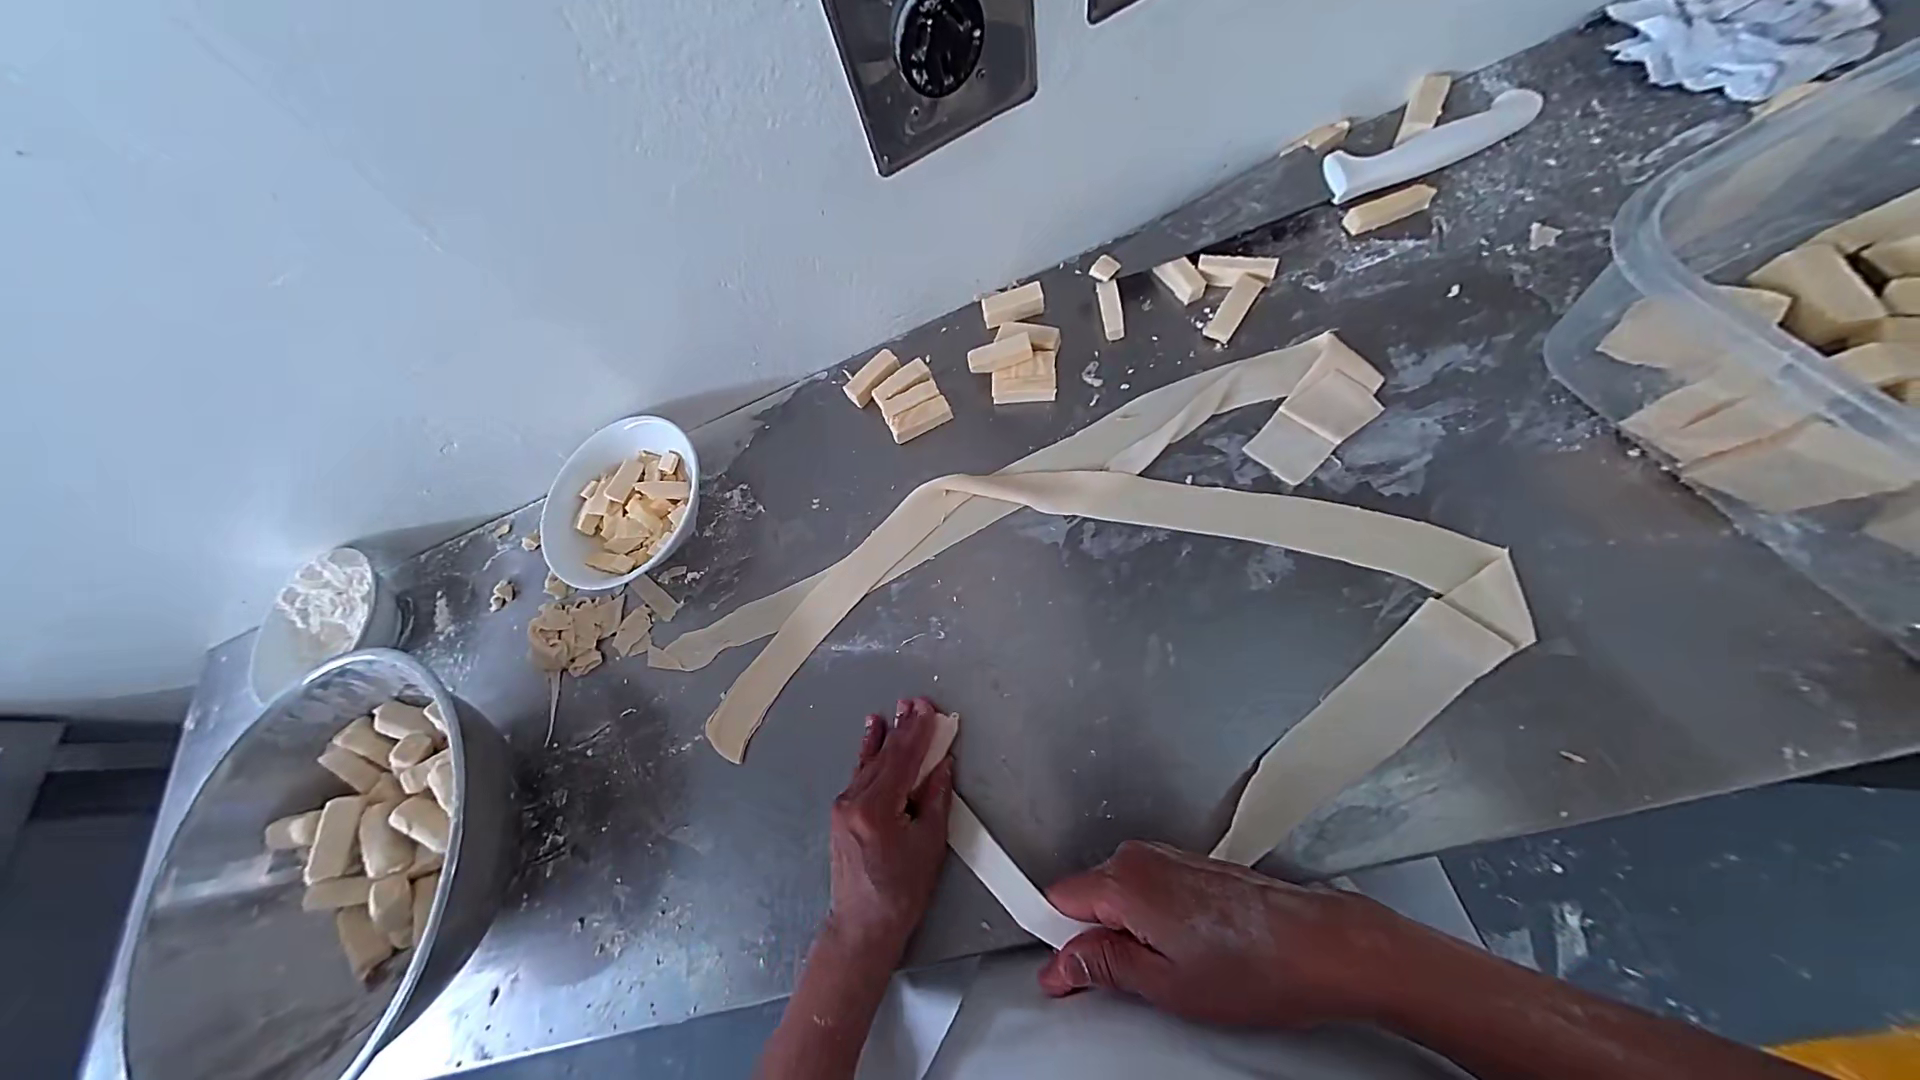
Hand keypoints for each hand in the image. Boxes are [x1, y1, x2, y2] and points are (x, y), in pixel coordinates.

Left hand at [825, 697, 953, 957]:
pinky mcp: (841, 810)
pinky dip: (869, 750)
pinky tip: (874, 729)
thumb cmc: (902, 892)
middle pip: (888, 756)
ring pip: (872, 761)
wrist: (863, 926)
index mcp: (877, 809)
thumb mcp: (930, 844)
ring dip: (890, 734)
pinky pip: (860, 772)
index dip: (919, 733)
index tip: (930, 710)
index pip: (904, 760)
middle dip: (907, 728)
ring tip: (902, 708)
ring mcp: (844, 804)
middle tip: (921, 702)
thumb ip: (935, 798)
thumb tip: (941, 763)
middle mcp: (854, 800)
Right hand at [1037, 841, 1416, 1029]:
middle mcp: (1137, 857)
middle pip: (1085, 894)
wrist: (1320, 944)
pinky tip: (1188, 944)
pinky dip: (1150, 916)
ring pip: (1115, 892)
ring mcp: (1162, 855)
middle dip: (1096, 934)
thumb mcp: (1165, 986)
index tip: (1063, 966)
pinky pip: (1143, 885)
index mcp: (1122, 882)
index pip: (1054, 898)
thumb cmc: (1254, 965)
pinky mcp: (1183, 862)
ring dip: (1127, 927)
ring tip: (1174, 962)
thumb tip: (1061, 965)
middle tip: (1135, 976)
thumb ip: (1101, 965)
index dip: (1053, 936)